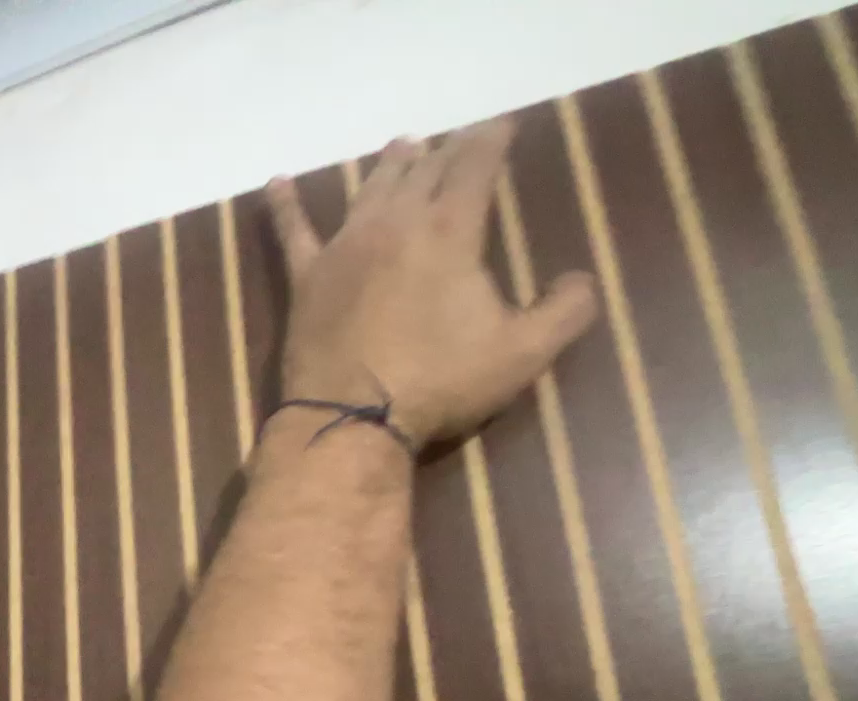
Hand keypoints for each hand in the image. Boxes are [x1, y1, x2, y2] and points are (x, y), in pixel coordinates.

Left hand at [266, 117, 598, 446]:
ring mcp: (344, 248)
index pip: (475, 166)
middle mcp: (394, 224)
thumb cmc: (439, 384)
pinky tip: (277, 182)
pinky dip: (285, 205)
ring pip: (369, 190)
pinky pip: (292, 231)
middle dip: (445, 152)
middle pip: (422, 172)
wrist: (351, 415)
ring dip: (389, 166)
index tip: (502, 128)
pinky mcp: (306, 278)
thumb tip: (581, 280)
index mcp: (449, 232)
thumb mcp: (522, 354)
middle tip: (456, 144)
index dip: (491, 141)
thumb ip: (564, 312)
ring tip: (402, 147)